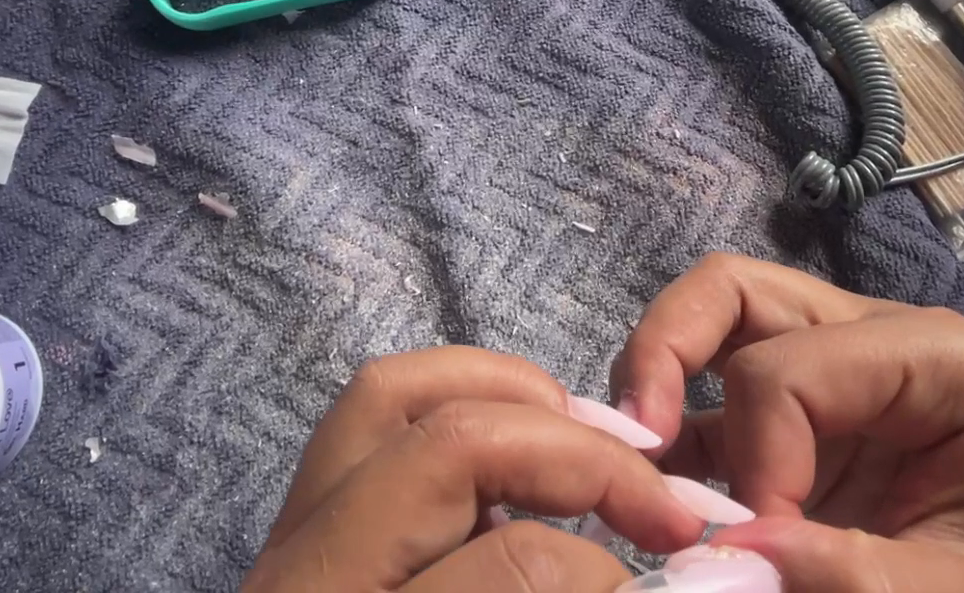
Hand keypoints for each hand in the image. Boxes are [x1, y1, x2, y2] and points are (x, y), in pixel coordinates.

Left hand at [244, 347, 714, 591]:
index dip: (599, 572)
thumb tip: (676, 583)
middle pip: (447, 450)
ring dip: (507, 390)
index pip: (508, 571)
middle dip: (576, 456)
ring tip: (586, 430)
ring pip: (389, 395)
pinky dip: (452, 391)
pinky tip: (512, 425)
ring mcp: (287, 538)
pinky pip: (367, 412)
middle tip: (657, 498)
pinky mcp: (292, 520)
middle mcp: (307, 580)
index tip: (671, 577)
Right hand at [609, 253, 963, 590]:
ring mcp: (834, 372)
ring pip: (716, 324)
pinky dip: (679, 432)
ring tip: (636, 456)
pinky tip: (659, 483)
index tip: (752, 547)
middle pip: (733, 292)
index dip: (752, 457)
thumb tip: (722, 558)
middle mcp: (870, 337)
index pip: (788, 368)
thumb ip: (855, 579)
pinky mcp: (811, 419)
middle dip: (666, 349)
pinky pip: (722, 397)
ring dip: (661, 378)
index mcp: (932, 355)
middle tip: (633, 434)